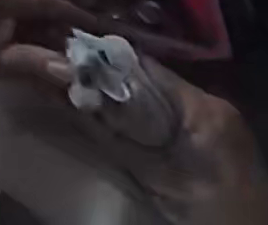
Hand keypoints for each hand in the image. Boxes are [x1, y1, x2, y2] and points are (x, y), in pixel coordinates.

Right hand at [23, 53, 267, 224]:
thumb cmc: (212, 212)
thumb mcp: (151, 173)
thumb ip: (103, 129)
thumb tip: (49, 88)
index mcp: (202, 105)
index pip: (135, 61)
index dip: (94, 58)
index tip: (58, 60)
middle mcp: (212, 103)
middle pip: (142, 75)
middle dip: (102, 77)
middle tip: (61, 77)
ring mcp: (219, 121)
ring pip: (152, 92)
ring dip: (118, 96)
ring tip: (79, 95)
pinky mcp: (218, 139)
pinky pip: (167, 110)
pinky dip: (138, 112)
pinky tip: (114, 120)